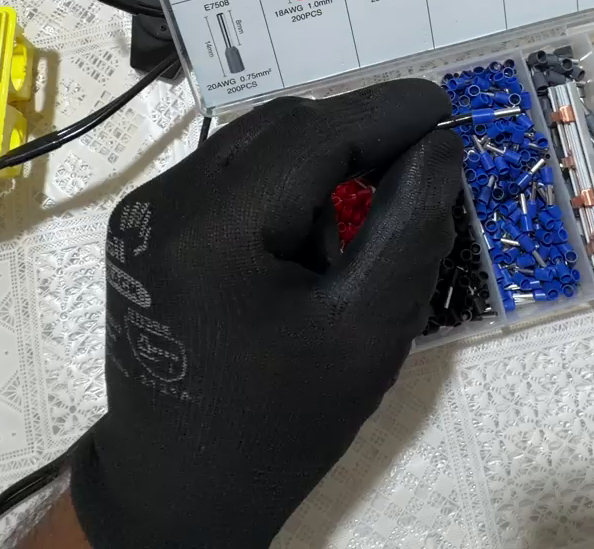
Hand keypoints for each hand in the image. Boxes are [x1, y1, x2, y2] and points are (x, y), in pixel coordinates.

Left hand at [65, 79, 462, 547]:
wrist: (179, 487)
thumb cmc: (282, 423)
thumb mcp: (367, 332)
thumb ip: (409, 227)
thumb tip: (438, 146)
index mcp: (212, 230)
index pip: (315, 135)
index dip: (386, 112)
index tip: (444, 106)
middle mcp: (166, 200)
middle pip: (282, 127)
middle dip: (357, 133)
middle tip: (416, 158)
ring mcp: (149, 208)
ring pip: (257, 142)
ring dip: (320, 158)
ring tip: (354, 224)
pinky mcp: (149, 221)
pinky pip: (233, 170)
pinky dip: (284, 181)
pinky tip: (305, 237)